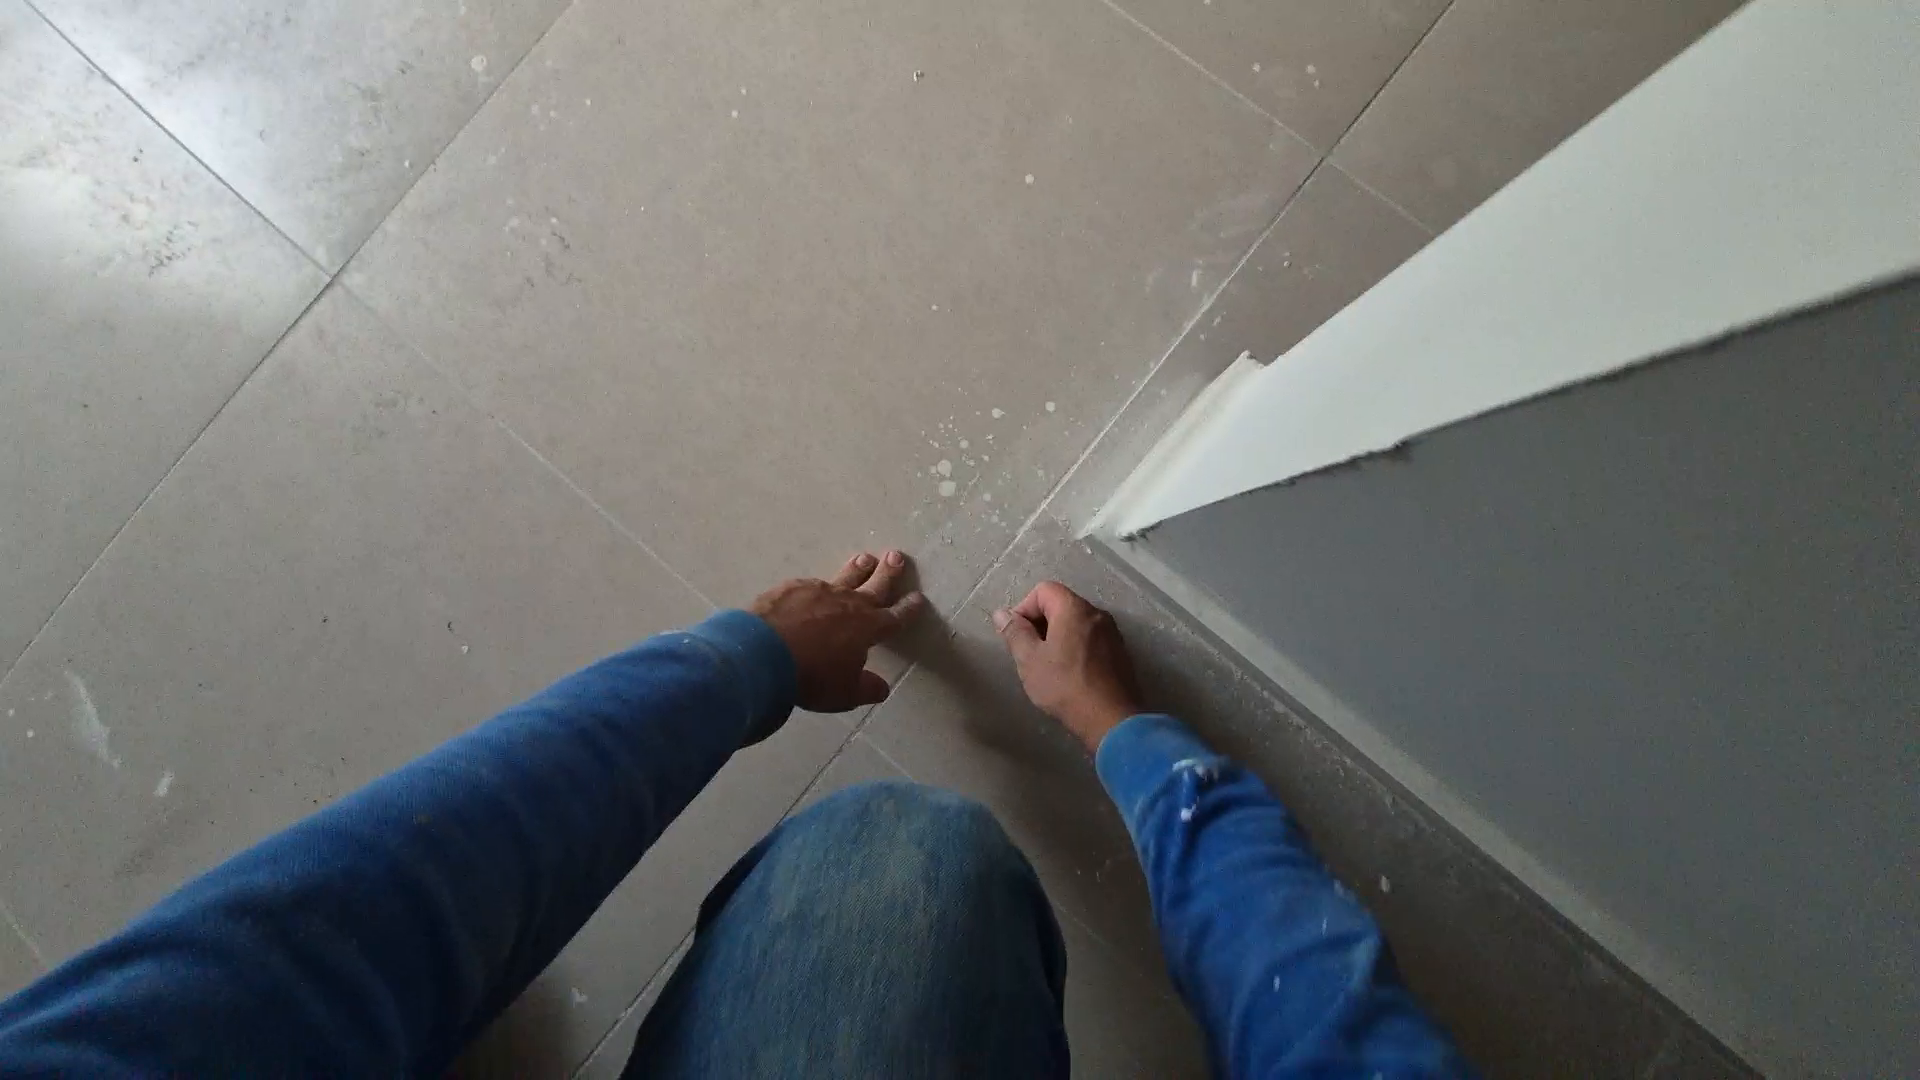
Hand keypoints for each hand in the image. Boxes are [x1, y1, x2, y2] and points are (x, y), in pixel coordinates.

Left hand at [750, 550, 927, 721]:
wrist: (765, 652)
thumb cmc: (812, 676)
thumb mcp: (844, 692)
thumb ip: (865, 688)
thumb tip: (883, 688)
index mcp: (867, 628)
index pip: (895, 617)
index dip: (908, 609)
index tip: (918, 598)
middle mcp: (848, 604)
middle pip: (875, 585)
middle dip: (888, 573)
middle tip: (896, 556)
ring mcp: (820, 592)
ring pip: (844, 577)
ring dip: (856, 569)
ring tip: (864, 558)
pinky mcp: (793, 588)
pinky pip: (810, 586)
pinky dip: (816, 587)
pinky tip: (812, 588)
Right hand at [992, 582, 1142, 752]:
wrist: (1111, 720)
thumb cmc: (1065, 686)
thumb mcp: (1030, 660)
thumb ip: (1015, 632)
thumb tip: (1002, 613)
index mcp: (1074, 609)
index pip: (1043, 590)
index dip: (1024, 608)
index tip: (1017, 635)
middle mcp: (1097, 613)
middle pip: (1061, 604)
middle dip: (1040, 623)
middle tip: (1029, 653)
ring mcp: (1112, 633)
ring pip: (1076, 623)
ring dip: (1057, 637)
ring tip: (1048, 666)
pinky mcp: (1120, 653)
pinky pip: (1090, 639)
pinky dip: (1075, 648)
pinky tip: (1069, 674)